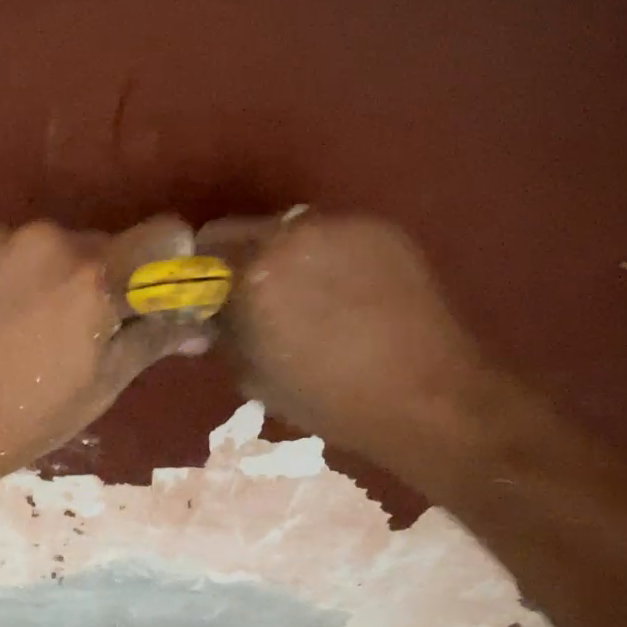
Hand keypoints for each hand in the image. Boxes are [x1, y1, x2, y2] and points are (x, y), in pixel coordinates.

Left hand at [0, 217, 209, 489]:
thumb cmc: (30, 415)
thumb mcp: (104, 383)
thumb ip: (155, 339)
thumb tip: (201, 324)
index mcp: (95, 273)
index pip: (165, 234)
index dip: (173, 264)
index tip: (160, 298)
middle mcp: (54, 240)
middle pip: (111, 245)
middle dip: (115, 281)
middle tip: (95, 332)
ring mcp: (8, 242)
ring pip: (65, 249)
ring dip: (70, 279)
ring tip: (43, 332)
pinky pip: (25, 254)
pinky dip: (31, 277)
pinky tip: (9, 322)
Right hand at [200, 213, 492, 477]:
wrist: (429, 398)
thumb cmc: (331, 401)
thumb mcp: (254, 378)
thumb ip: (223, 336)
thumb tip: (209, 318)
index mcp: (253, 274)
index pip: (200, 250)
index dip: (198, 276)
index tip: (206, 298)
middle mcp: (291, 234)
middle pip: (240, 230)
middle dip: (237, 260)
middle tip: (250, 297)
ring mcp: (340, 225)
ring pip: (287, 229)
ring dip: (281, 255)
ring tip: (303, 294)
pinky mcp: (379, 227)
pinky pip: (332, 233)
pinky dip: (325, 255)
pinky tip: (344, 290)